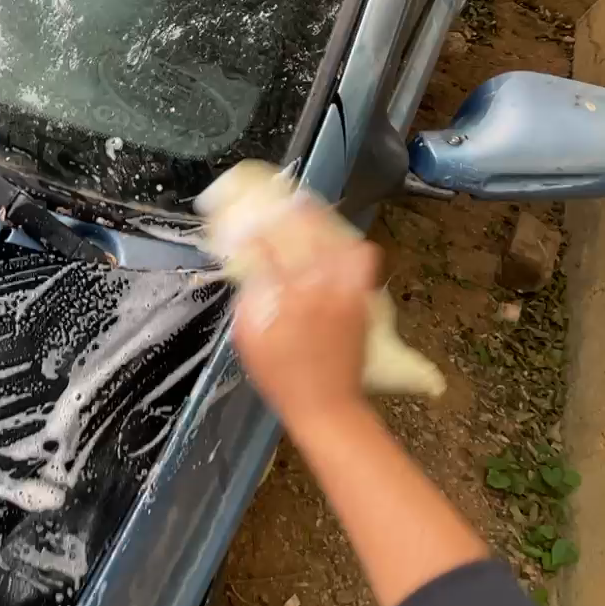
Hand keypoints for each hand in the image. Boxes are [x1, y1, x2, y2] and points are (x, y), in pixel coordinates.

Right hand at [230, 201, 379, 429]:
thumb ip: (249, 296)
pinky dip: (348, 245)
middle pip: (307, 231)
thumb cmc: (279, 374)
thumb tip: (250, 267)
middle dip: (289, 211)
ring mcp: (347, 291)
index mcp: (288, 293)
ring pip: (339, 239)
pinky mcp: (362, 300)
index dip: (253, 229)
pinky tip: (335, 241)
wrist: (326, 405)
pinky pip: (361, 259)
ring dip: (322, 222)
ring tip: (306, 210)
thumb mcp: (248, 336)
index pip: (267, 245)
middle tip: (277, 201)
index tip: (242, 221)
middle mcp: (321, 285)